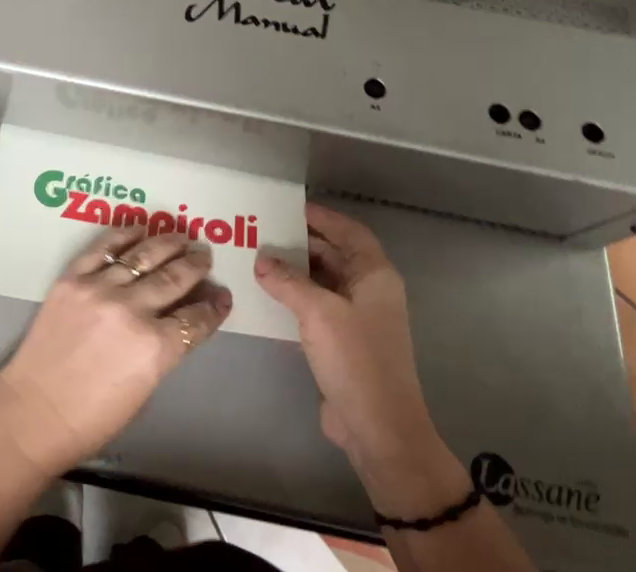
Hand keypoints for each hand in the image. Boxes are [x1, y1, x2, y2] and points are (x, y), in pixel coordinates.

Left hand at [0, 226, 232, 474]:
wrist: (35, 411)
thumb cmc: (93, 417)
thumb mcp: (145, 388)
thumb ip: (165, 350)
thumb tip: (181, 324)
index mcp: (157, 347)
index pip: (196, 318)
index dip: (214, 306)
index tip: (223, 294)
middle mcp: (133, 310)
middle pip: (175, 278)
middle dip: (196, 265)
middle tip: (205, 254)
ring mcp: (100, 289)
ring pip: (144, 255)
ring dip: (168, 243)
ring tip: (181, 236)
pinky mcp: (72, 279)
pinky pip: (104, 247)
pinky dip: (124, 234)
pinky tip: (139, 228)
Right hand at [254, 203, 444, 488]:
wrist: (378, 427)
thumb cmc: (356, 359)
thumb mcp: (319, 313)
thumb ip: (288, 282)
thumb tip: (262, 260)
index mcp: (375, 276)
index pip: (350, 233)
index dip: (323, 217)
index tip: (288, 208)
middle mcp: (370, 292)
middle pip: (336, 255)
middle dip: (302, 243)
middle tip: (262, 231)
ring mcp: (357, 319)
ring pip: (323, 282)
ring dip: (295, 271)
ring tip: (257, 258)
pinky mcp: (342, 342)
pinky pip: (316, 307)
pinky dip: (294, 297)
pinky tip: (267, 296)